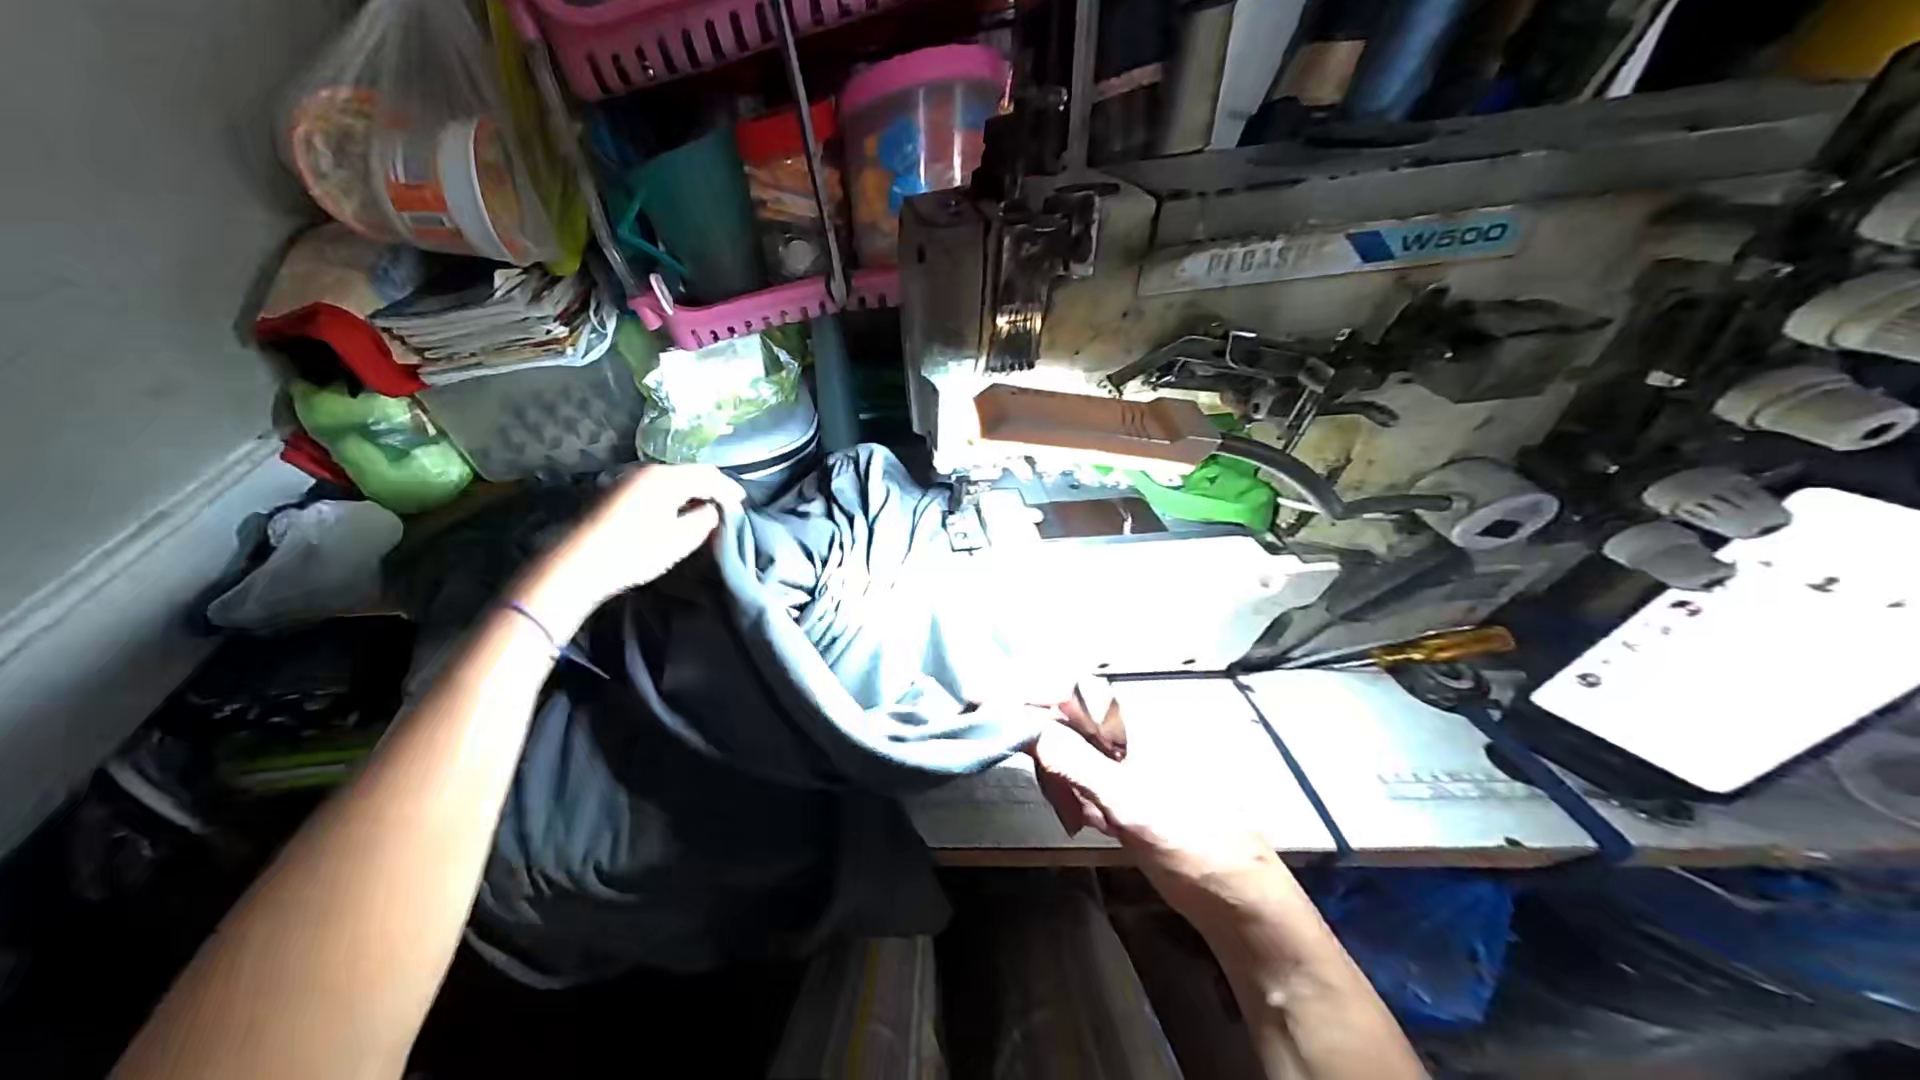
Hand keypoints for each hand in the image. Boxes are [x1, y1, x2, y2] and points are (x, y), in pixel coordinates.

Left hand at [513, 465, 743, 630]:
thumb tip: (712, 509)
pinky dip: (671, 493)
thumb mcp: (680, 540)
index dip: (728, 488)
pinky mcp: (613, 492)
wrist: (576, 565)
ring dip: (689, 489)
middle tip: (726, 501)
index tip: (741, 501)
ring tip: (703, 504)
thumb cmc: (633, 552)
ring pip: (669, 477)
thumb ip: (704, 519)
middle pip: (688, 471)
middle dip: (710, 485)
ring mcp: (626, 478)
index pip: (708, 475)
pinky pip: (653, 485)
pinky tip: (675, 507)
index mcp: (665, 477)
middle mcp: (645, 469)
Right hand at [1029, 689, 1289, 929]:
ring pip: (1071, 754)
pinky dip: (1078, 799)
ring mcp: (1129, 762)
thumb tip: (1028, 729)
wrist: (1236, 896)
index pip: (1068, 693)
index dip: (1030, 701)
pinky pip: (1085, 781)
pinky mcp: (1128, 789)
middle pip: (1065, 723)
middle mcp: (1129, 732)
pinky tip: (1089, 822)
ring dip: (1062, 782)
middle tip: (1052, 794)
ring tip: (1077, 817)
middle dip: (1048, 755)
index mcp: (1134, 720)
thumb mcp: (1127, 800)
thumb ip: (1074, 761)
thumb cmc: (1189, 840)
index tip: (991, 713)